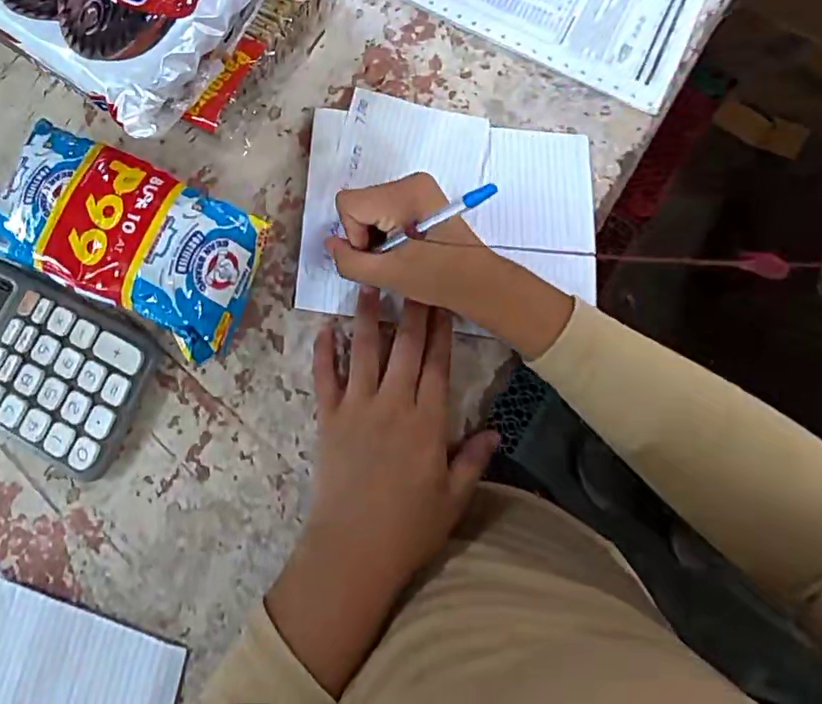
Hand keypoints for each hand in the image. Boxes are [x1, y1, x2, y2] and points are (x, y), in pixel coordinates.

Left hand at [264, 289, 498, 694]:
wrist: (354, 546)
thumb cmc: (410, 526)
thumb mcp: (453, 497)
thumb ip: (473, 459)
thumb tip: (497, 430)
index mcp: (427, 421)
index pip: (438, 363)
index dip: (441, 328)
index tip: (442, 297)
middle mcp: (392, 403)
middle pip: (405, 348)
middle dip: (411, 309)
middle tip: (410, 274)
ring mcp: (356, 406)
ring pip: (363, 351)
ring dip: (366, 317)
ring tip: (367, 286)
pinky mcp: (328, 416)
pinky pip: (325, 376)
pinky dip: (324, 352)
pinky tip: (325, 329)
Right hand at [324, 172, 503, 312]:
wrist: (481, 282)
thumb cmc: (439, 279)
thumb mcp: (388, 276)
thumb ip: (349, 261)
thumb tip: (329, 244)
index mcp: (404, 194)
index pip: (349, 204)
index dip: (353, 234)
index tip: (378, 255)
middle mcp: (410, 181)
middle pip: (358, 204)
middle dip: (364, 234)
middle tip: (389, 259)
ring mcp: (416, 186)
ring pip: (368, 207)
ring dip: (374, 234)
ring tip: (398, 255)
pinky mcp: (420, 195)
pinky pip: (383, 207)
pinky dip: (385, 229)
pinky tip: (404, 247)